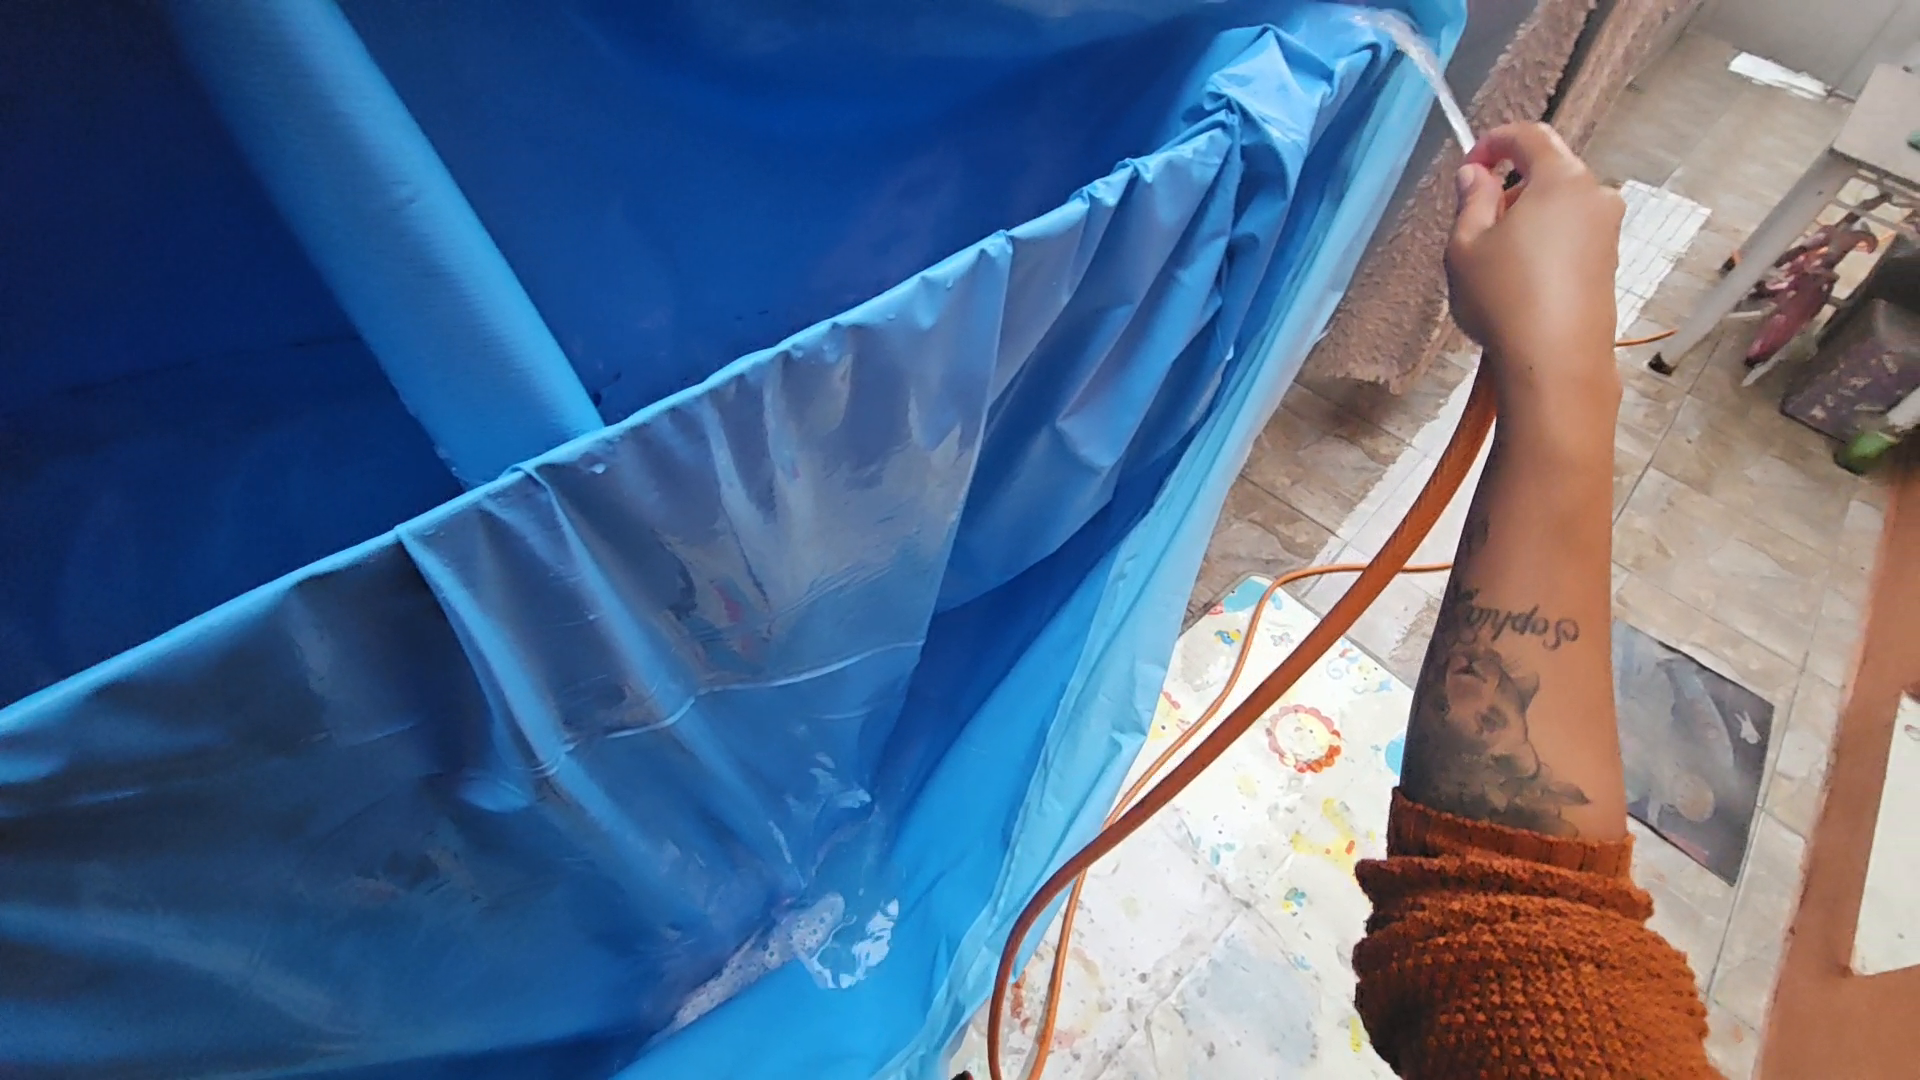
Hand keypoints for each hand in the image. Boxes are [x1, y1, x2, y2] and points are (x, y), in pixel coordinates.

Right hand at [1446, 123, 1623, 412]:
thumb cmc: (1502, 296)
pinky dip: (1540, 242)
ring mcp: (1607, 226)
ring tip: (1489, 262)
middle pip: (1547, 171)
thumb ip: (1471, 203)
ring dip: (1523, 218)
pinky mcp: (1608, 257)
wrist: (1554, 355)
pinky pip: (1568, 232)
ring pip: (1557, 204)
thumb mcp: (1465, 248)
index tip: (1469, 161)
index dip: (1495, 141)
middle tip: (1471, 225)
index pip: (1530, 136)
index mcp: (1559, 179)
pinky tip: (1515, 279)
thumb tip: (1475, 174)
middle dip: (1508, 188)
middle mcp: (1594, 192)